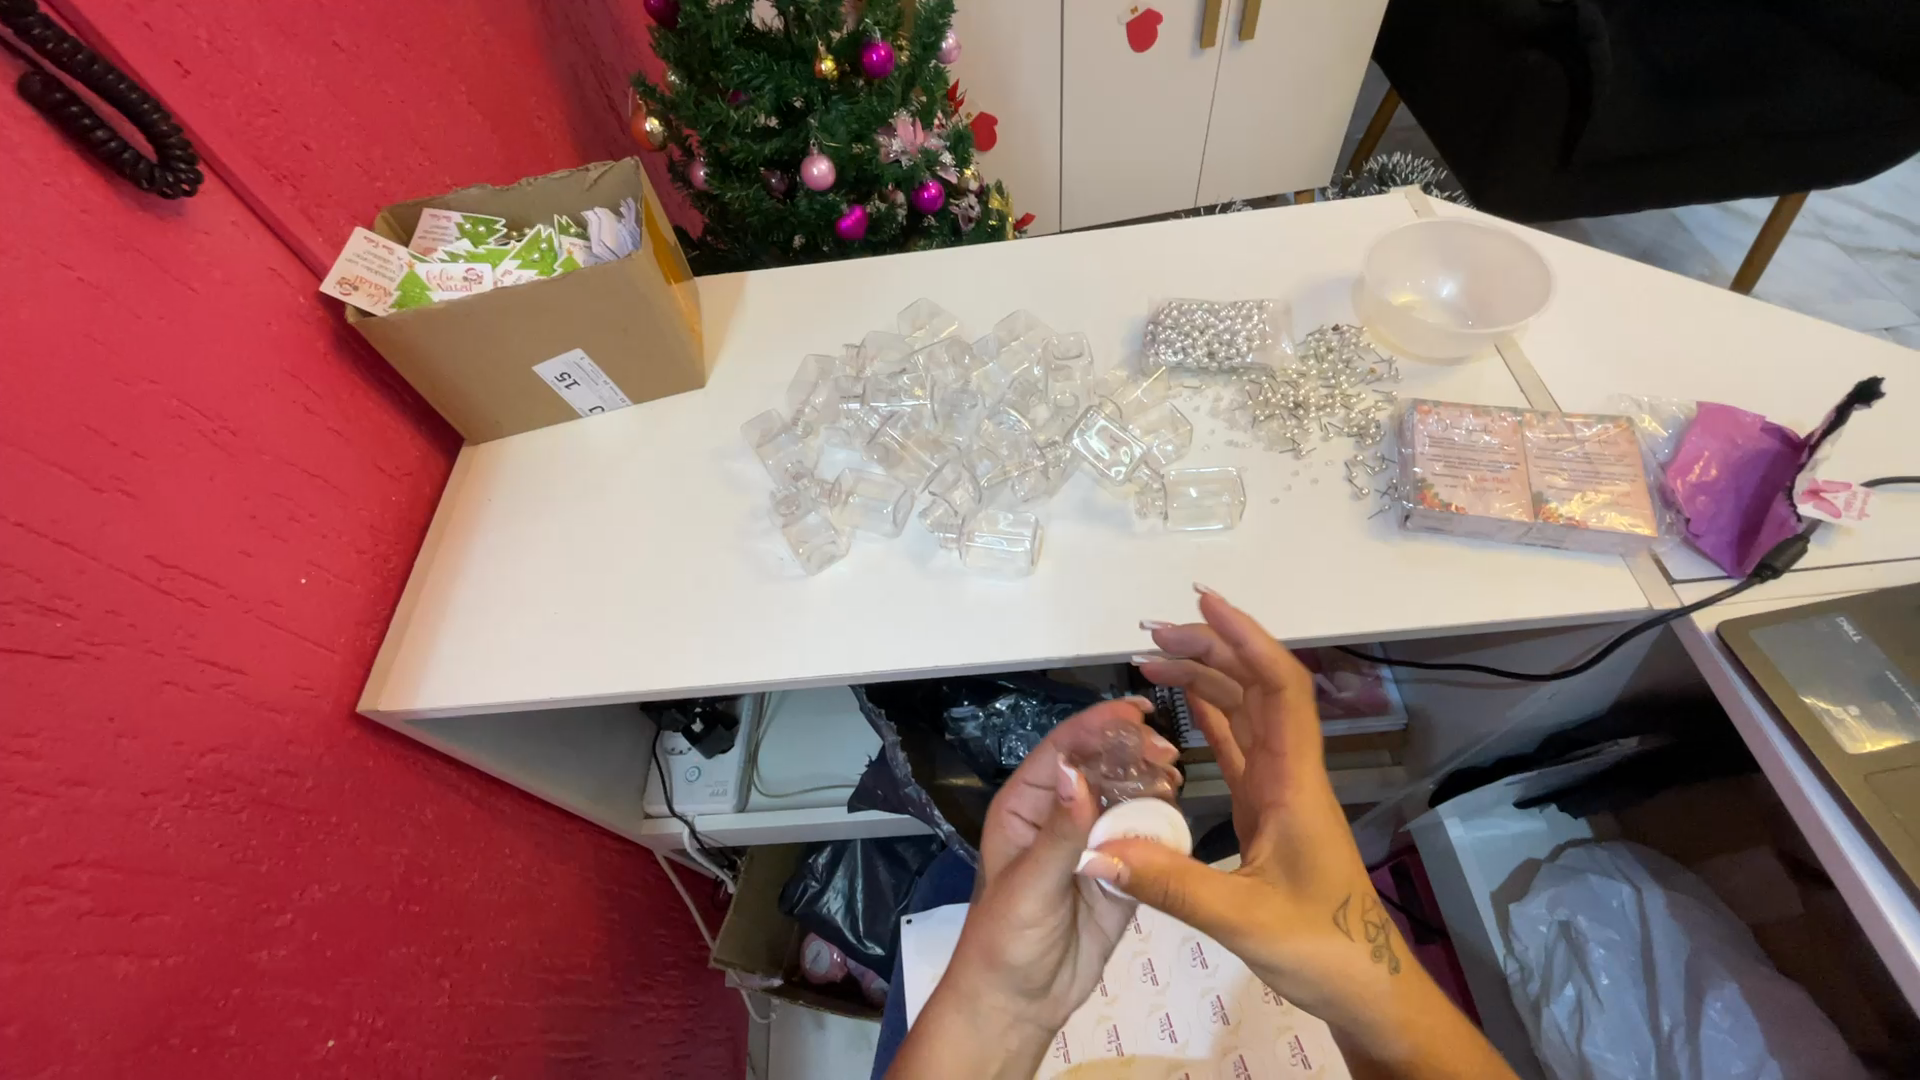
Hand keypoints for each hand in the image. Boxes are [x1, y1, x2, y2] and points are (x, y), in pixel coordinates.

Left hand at [892, 699, 1180, 1078]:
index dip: (1097, 725)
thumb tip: (1080, 772)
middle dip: (1131, 751)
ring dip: (1149, 784)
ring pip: (1125, 796)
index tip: (1135, 713)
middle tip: (1166, 753)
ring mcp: (1092, 840)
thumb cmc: (1005, 937)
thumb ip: (1060, 831)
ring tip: (1173, 779)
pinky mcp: (1118, 869)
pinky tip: (1175, 816)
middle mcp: (1061, 812)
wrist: (1020, 1002)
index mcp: (1028, 803)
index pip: (1064, 750)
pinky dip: (1160, 824)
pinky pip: (1143, 837)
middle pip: (1100, 766)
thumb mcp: (1029, 883)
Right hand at [1114, 587, 1421, 1051]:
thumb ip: (1169, 884)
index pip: (1278, 687)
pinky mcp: (1265, 806)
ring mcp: (1277, 787)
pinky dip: (1206, 715)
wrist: (1369, 991)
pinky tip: (1179, 702)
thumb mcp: (1245, 921)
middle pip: (1255, 686)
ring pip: (1243, 711)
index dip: (1245, 638)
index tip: (1204, 604)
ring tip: (1151, 660)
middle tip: (1152, 635)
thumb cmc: (1323, 950)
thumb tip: (1092, 851)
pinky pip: (1235, 744)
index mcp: (1293, 782)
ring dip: (1203, 677)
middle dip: (1209, 649)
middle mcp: (1288, 771)